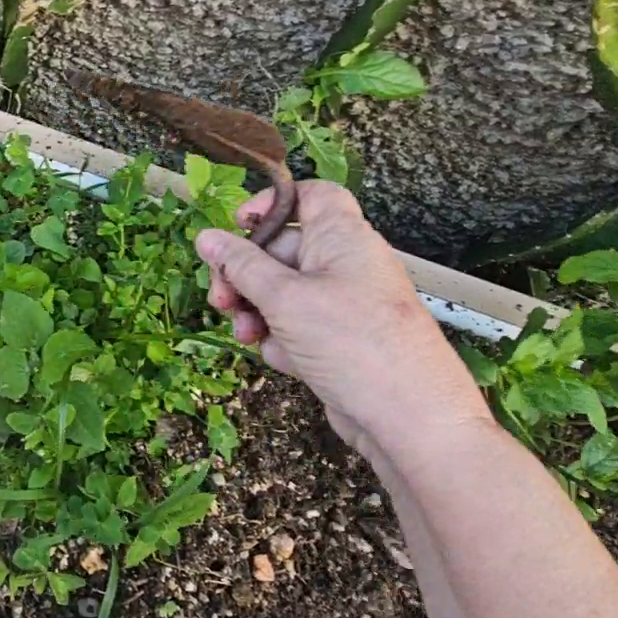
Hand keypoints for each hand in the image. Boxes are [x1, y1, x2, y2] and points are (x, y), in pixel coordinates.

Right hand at [193, 180, 493, 452]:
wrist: (411, 422)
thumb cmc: (352, 344)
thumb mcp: (283, 298)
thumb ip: (239, 265)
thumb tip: (205, 236)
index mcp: (342, 238)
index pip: (312, 195)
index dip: (272, 202)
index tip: (238, 224)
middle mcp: (346, 264)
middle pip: (280, 250)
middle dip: (243, 274)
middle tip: (220, 300)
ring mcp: (344, 304)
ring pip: (281, 291)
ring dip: (254, 310)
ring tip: (245, 335)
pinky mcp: (340, 339)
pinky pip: (296, 324)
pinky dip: (280, 338)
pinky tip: (282, 359)